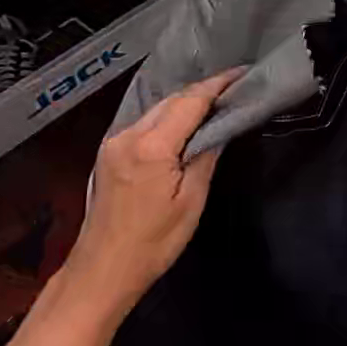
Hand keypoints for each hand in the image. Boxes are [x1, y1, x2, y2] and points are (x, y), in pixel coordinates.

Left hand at [61, 70, 244, 317]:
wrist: (102, 272)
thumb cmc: (155, 241)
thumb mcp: (192, 199)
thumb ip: (206, 156)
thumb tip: (221, 127)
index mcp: (150, 147)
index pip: (190, 102)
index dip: (219, 84)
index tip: (244, 73)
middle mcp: (127, 137)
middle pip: (172, 100)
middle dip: (204, 90)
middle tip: (237, 87)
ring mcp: (113, 145)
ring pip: (158, 109)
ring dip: (187, 102)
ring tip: (218, 101)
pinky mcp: (109, 155)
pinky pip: (146, 123)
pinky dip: (171, 116)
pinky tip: (188, 122)